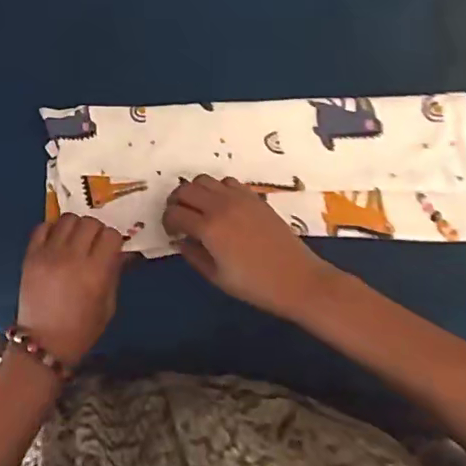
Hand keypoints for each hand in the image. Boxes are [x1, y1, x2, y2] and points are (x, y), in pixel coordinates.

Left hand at [14, 214, 129, 365]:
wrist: (43, 343)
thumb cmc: (82, 329)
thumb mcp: (108, 304)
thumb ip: (114, 273)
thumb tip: (120, 251)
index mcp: (95, 272)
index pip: (111, 235)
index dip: (114, 240)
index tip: (111, 248)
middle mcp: (72, 258)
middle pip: (90, 222)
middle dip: (97, 230)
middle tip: (94, 243)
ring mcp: (48, 254)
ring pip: (67, 219)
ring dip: (76, 226)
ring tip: (75, 240)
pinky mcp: (30, 255)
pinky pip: (43, 226)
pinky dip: (52, 229)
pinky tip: (57, 242)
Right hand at [164, 175, 336, 319]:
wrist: (298, 280)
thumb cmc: (255, 285)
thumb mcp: (216, 277)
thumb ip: (193, 255)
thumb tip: (181, 240)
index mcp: (208, 228)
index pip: (174, 213)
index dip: (167, 222)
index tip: (173, 233)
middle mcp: (220, 206)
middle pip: (184, 190)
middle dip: (176, 203)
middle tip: (180, 219)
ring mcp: (239, 198)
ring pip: (203, 180)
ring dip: (194, 192)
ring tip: (199, 209)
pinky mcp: (254, 197)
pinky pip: (227, 182)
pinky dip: (217, 189)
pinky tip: (222, 206)